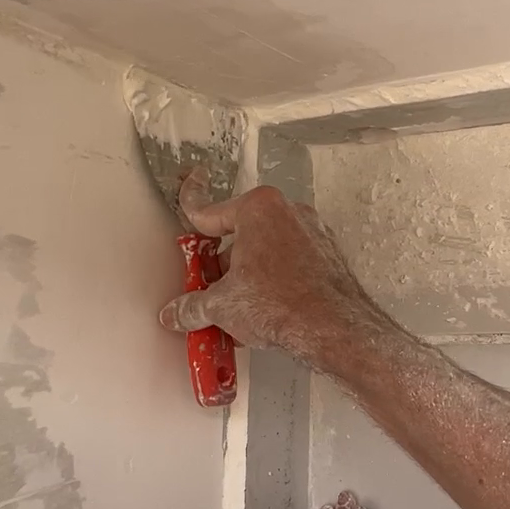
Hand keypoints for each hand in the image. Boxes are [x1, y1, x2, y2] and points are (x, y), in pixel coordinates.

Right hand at [158, 169, 391, 365]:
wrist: (333, 327)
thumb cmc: (281, 304)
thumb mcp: (221, 305)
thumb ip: (193, 306)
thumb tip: (176, 313)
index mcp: (259, 209)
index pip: (210, 210)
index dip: (190, 201)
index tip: (189, 180)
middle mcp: (289, 212)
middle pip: (241, 235)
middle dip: (222, 264)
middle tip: (208, 290)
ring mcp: (313, 233)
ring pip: (266, 252)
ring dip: (248, 277)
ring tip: (238, 311)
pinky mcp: (328, 255)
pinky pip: (289, 264)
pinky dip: (273, 282)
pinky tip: (265, 312)